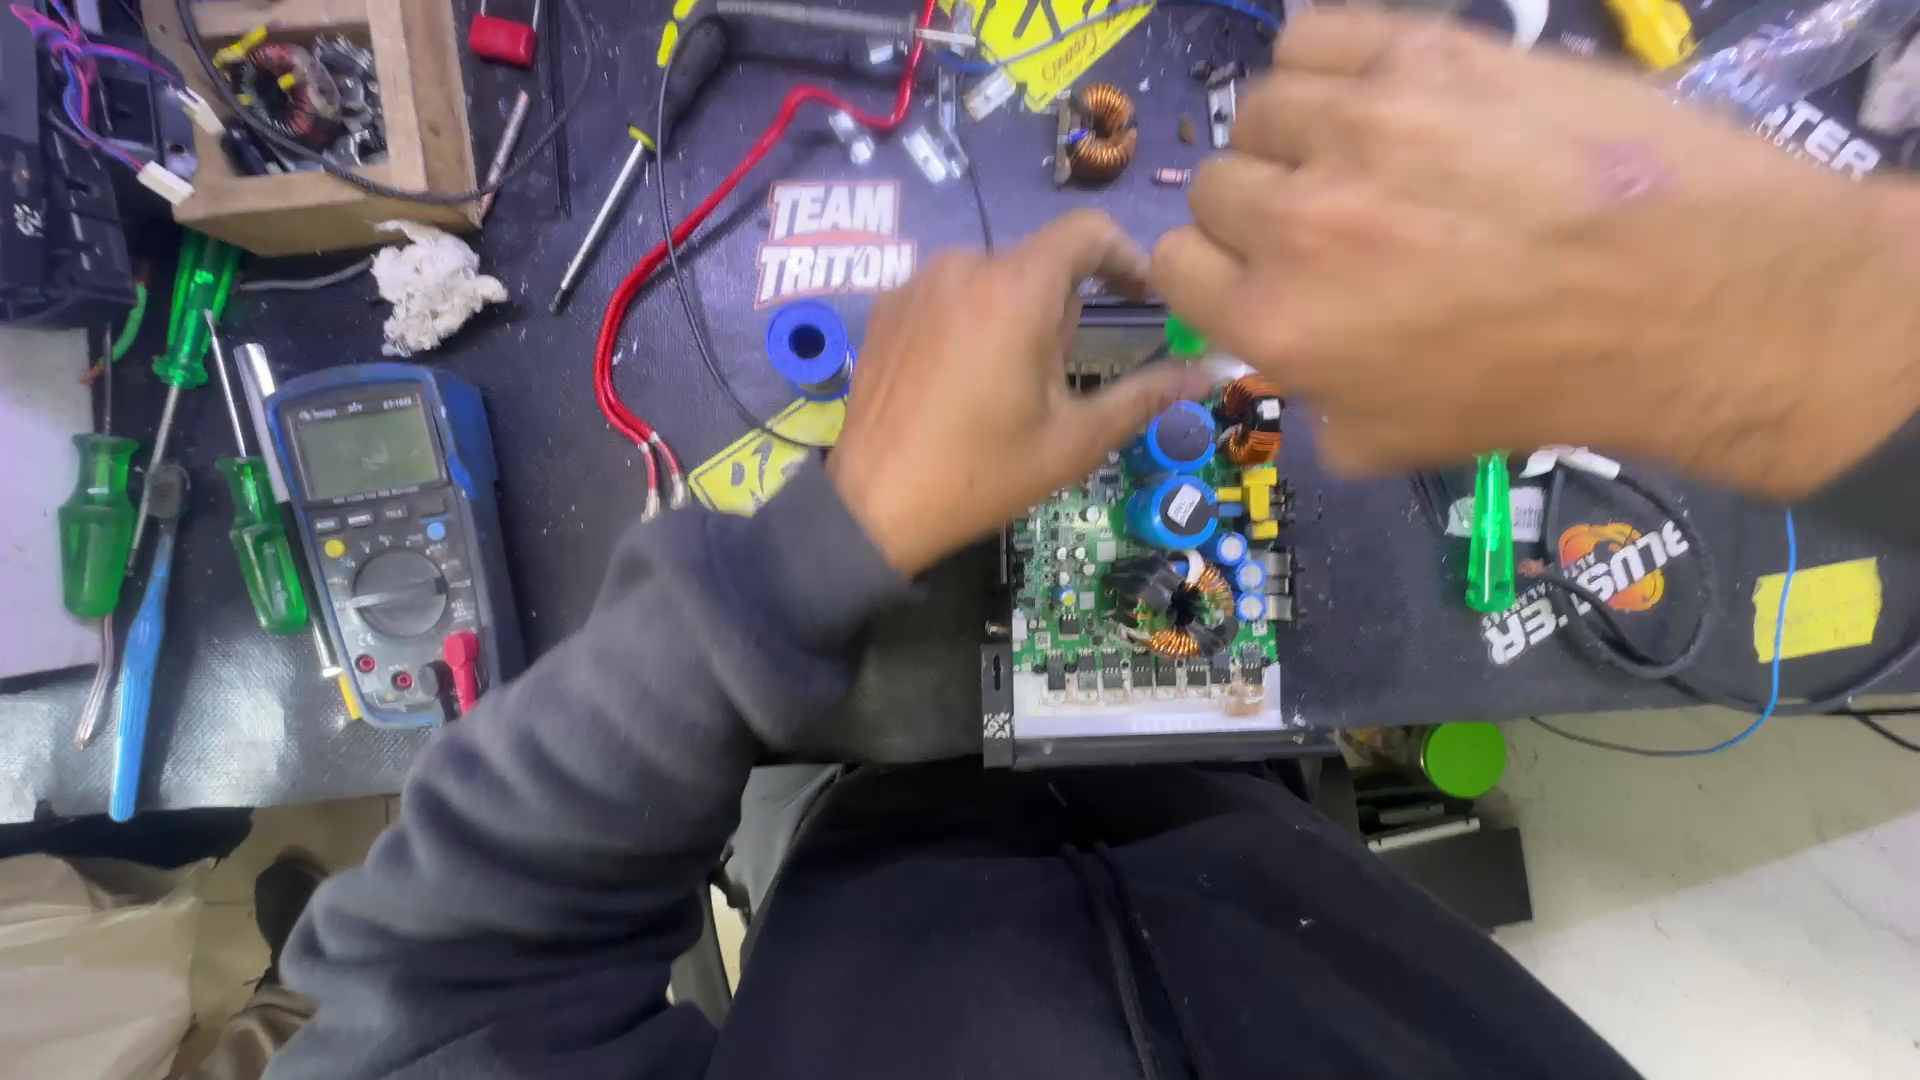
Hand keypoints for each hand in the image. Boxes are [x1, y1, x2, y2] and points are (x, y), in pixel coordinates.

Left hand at [831, 210, 1211, 574]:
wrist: (876, 506)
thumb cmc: (983, 475)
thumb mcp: (1073, 441)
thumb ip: (1145, 396)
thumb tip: (1207, 372)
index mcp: (1015, 289)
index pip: (1088, 233)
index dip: (1126, 258)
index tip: (1141, 298)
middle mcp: (962, 266)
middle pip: (1039, 265)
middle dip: (1060, 313)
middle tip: (1050, 385)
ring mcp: (915, 284)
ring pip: (992, 282)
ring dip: (1014, 319)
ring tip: (999, 391)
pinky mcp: (885, 308)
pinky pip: (948, 297)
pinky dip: (968, 325)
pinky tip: (955, 385)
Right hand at [1152, 11, 1919, 496]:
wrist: (1680, 297)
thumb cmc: (1518, 385)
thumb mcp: (1373, 441)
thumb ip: (1297, 396)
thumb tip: (1285, 355)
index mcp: (1271, 321)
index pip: (1172, 263)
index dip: (1207, 270)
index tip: (1247, 271)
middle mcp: (1292, 224)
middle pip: (1211, 187)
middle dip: (1249, 210)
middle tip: (1316, 222)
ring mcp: (1354, 131)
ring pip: (1254, 111)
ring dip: (1286, 139)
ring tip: (1349, 155)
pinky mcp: (1423, 55)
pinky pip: (1312, 35)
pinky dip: (1320, 63)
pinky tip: (1363, 93)